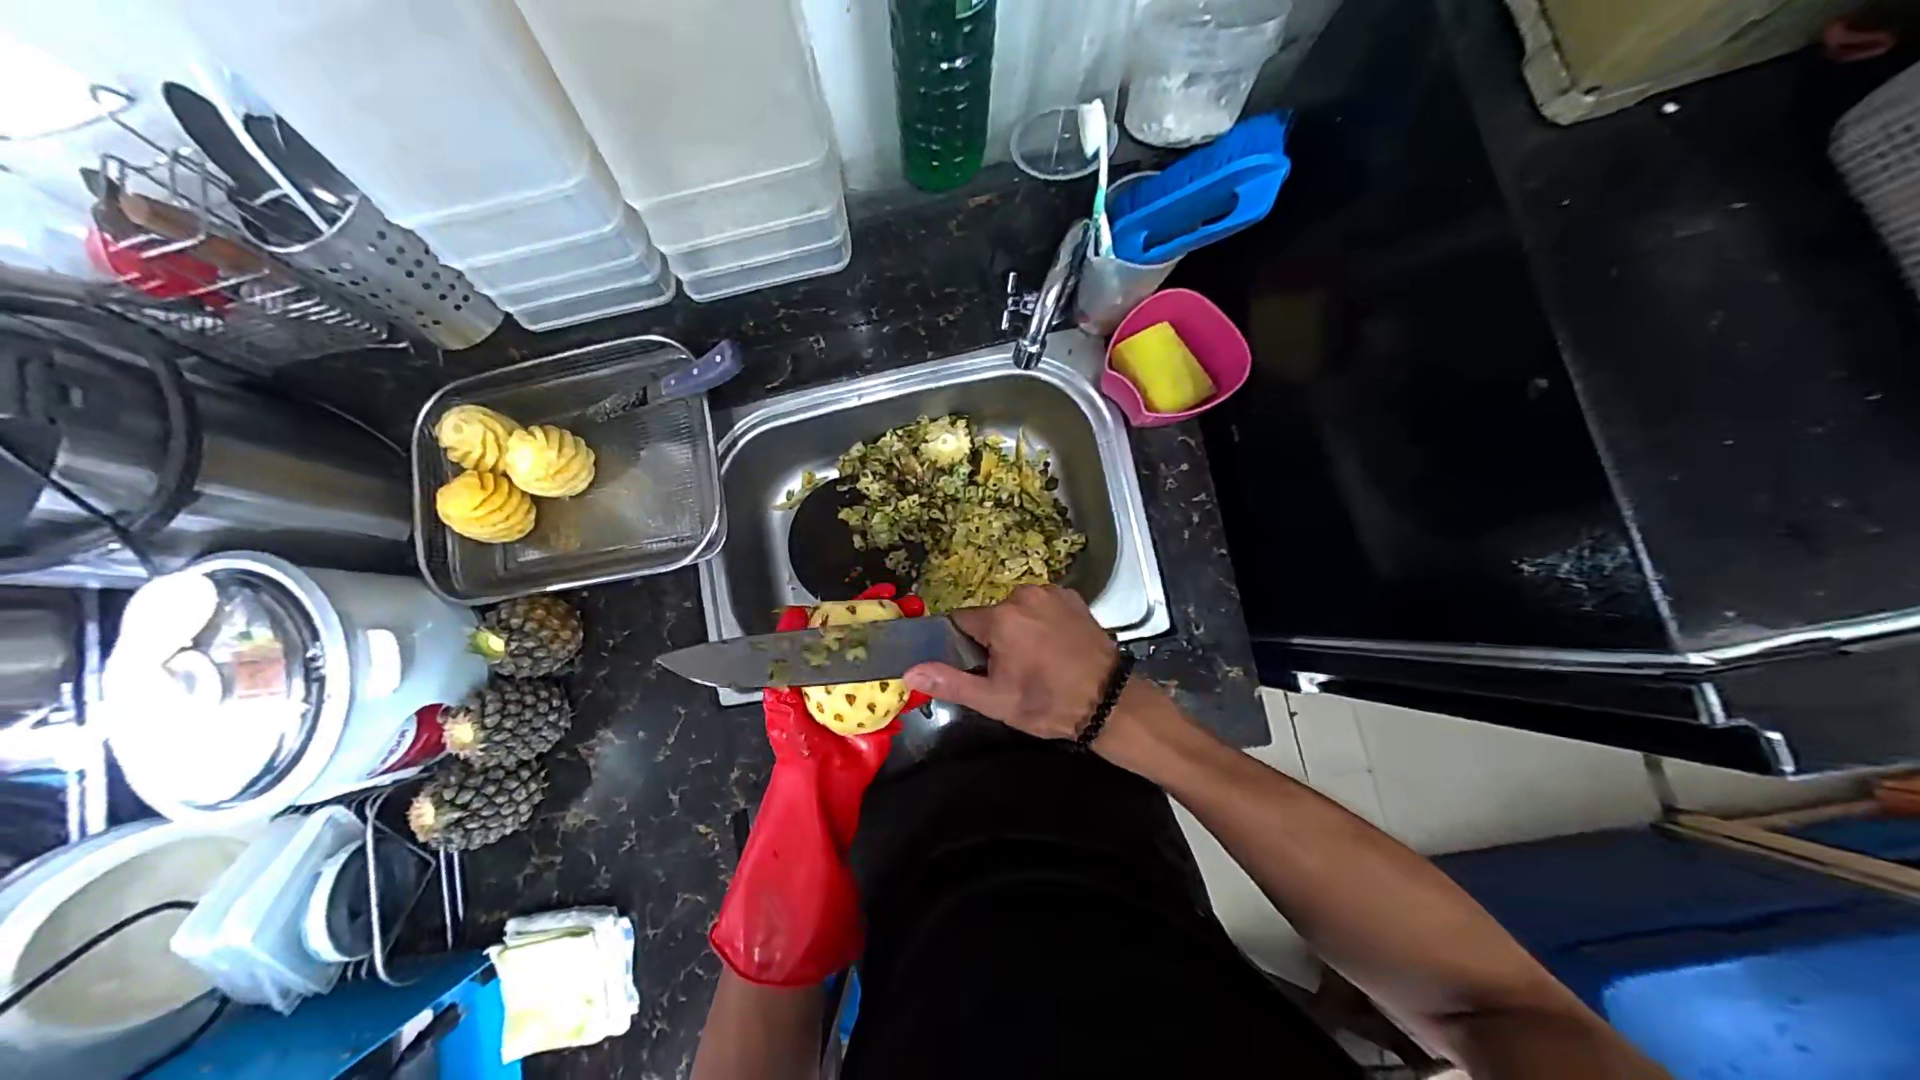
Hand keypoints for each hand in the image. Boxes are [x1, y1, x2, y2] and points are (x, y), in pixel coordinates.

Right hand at [903, 585, 1117, 739]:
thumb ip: (950, 681)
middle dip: (995, 639)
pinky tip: (1055, 646)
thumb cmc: (1047, 703)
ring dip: (1019, 628)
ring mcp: (1052, 593)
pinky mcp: (1073, 597)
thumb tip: (910, 671)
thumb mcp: (994, 700)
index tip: (980, 665)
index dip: (965, 645)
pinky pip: (1043, 605)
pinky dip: (1042, 621)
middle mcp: (1024, 595)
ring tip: (1038, 660)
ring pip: (1017, 609)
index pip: (962, 621)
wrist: (1108, 701)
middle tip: (1013, 671)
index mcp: (1000, 618)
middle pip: (992, 615)